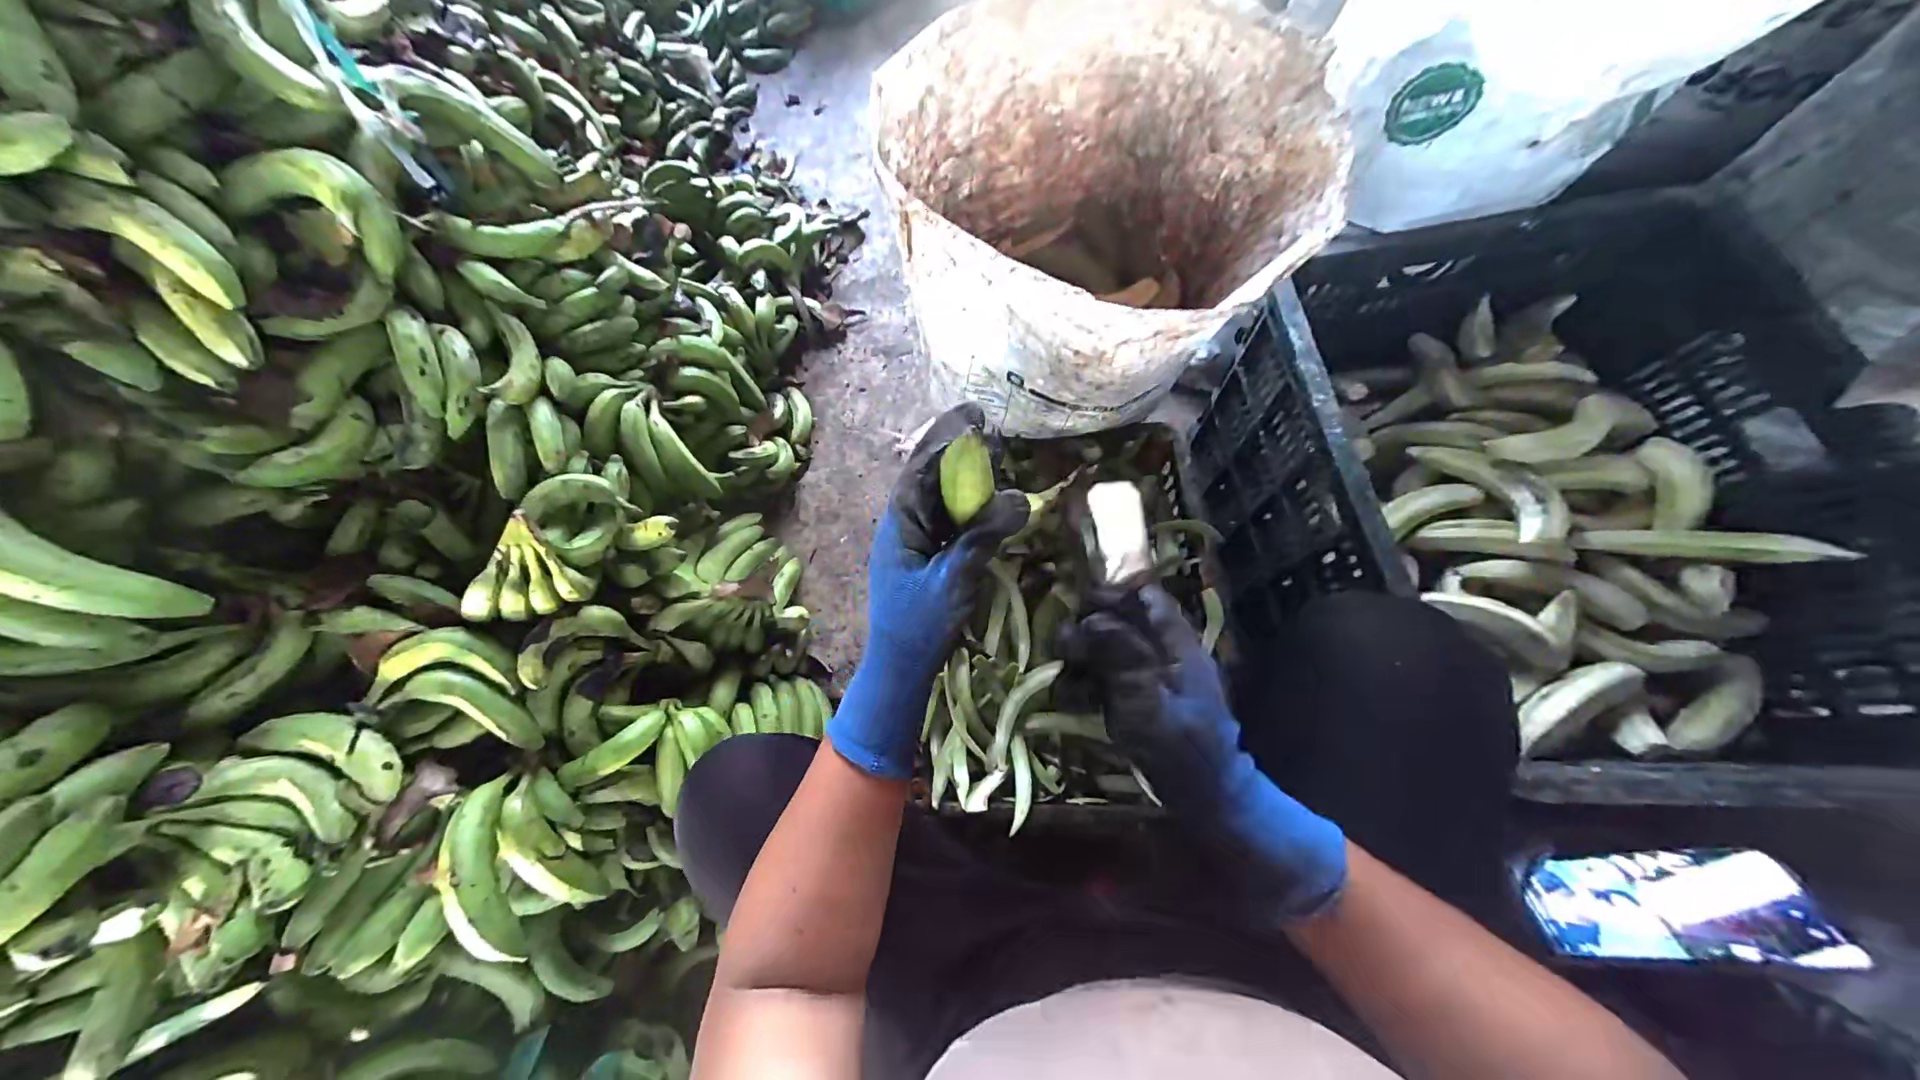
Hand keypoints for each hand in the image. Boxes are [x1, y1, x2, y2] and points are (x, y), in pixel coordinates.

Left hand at [827, 405, 1027, 779]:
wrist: (901, 665)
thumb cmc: (919, 625)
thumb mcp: (953, 581)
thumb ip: (981, 538)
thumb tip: (1020, 498)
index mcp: (899, 521)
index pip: (922, 468)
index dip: (948, 438)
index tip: (975, 415)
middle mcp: (905, 522)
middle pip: (931, 475)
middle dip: (959, 451)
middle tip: (993, 432)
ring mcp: (916, 538)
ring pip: (941, 496)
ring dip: (966, 475)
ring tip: (995, 455)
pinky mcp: (929, 553)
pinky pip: (950, 518)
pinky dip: (970, 504)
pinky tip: (989, 499)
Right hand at [1066, 585, 1347, 918]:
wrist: (1208, 803)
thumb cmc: (1184, 750)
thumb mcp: (1150, 701)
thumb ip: (1123, 657)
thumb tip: (1091, 618)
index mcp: (1177, 645)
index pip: (1146, 598)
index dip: (1113, 591)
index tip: (1077, 598)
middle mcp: (1163, 655)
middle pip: (1122, 621)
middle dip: (1089, 625)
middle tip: (1061, 640)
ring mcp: (1150, 679)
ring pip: (1109, 649)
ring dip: (1082, 654)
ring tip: (1062, 669)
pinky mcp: (1137, 704)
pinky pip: (1105, 679)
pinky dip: (1085, 681)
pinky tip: (1069, 694)